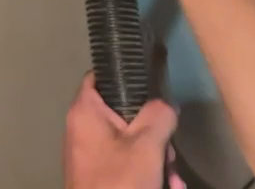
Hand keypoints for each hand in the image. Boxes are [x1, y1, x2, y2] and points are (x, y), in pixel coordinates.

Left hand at [64, 73, 183, 188]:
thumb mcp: (146, 146)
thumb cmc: (117, 183)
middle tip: (168, 153)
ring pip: (131, 146)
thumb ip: (159, 116)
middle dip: (154, 135)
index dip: (126, 76)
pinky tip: (167, 188)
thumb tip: (166, 105)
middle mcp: (83, 130)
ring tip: (172, 181)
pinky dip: (147, 178)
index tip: (151, 86)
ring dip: (156, 162)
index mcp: (85, 112)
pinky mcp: (101, 180)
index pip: (101, 76)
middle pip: (124, 116)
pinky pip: (127, 169)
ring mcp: (91, 157)